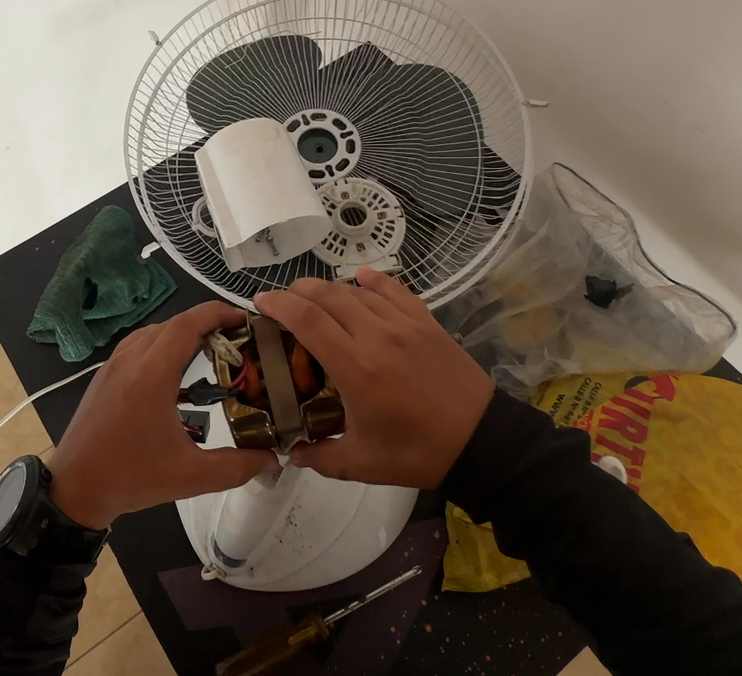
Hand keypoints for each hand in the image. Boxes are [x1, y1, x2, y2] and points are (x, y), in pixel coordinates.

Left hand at [48, 302, 278, 528]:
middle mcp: (131, 359)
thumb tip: (273, 458)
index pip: (187, 324)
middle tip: (238, 339)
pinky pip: (140, 343)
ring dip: (184, 332)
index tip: (245, 318)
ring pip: (155, 331)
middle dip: (207, 323)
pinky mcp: (106, 373)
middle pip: (174, 323)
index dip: (218, 313)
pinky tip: (177, 369)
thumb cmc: (131, 477)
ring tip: (212, 350)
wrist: (74, 487)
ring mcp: (114, 364)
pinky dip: (163, 344)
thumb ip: (236, 466)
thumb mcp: (190, 476)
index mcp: (151, 374)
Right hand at [255, 268, 493, 489]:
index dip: (278, 305)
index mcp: (355, 368)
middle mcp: (376, 336)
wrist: (482, 442)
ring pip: (356, 290)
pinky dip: (373, 280)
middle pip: (327, 296)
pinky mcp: (426, 321)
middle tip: (281, 300)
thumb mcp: (363, 464)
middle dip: (297, 291)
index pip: (307, 321)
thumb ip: (320, 456)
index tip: (259, 302)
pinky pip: (394, 290)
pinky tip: (361, 277)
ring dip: (328, 287)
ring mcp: (403, 324)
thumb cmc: (418, 453)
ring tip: (313, 295)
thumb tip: (290, 452)